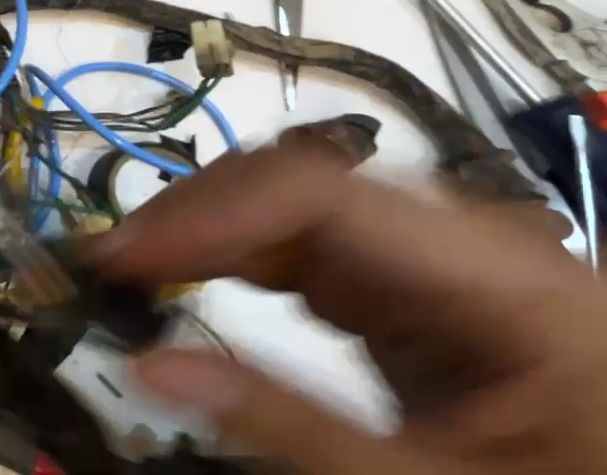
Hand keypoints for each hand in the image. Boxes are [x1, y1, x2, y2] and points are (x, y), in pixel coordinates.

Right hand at [94, 144, 606, 473]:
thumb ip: (290, 428)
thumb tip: (143, 367)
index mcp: (507, 279)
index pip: (321, 194)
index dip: (206, 211)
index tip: (121, 256)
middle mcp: (464, 245)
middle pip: (295, 186)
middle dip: (190, 217)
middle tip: (108, 263)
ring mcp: (432, 261)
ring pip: (282, 209)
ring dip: (198, 234)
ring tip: (128, 269)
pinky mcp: (404, 288)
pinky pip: (297, 249)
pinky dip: (227, 260)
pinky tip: (182, 278)